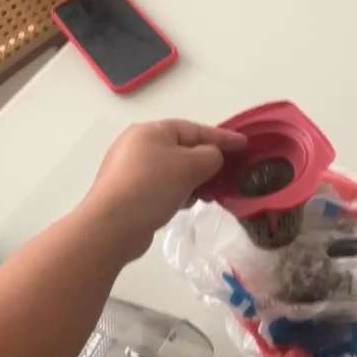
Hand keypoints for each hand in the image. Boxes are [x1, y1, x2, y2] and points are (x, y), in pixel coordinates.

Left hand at [76, 119, 246, 260]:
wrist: (110, 228)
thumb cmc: (151, 187)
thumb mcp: (190, 165)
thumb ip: (211, 155)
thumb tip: (212, 158)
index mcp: (150, 131)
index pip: (194, 129)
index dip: (222, 137)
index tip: (245, 145)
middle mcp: (137, 145)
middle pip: (183, 148)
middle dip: (207, 160)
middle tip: (229, 172)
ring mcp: (129, 170)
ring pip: (173, 169)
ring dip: (193, 179)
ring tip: (210, 193)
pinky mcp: (127, 193)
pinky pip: (162, 186)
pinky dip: (178, 191)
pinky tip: (186, 204)